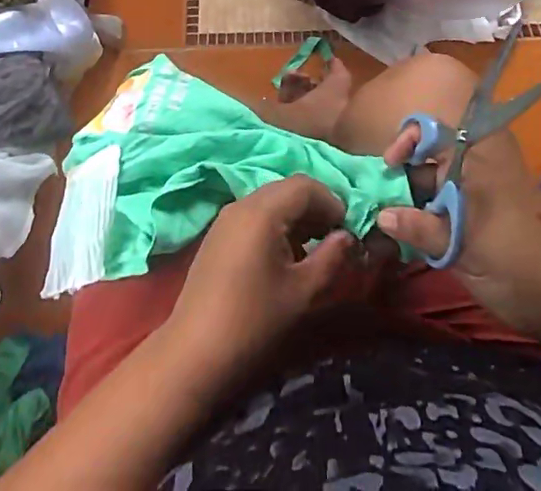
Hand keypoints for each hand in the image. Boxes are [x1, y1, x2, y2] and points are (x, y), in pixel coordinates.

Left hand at [163, 176, 358, 372]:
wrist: (193, 355)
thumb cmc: (253, 320)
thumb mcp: (302, 290)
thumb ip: (331, 256)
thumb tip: (347, 235)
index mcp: (263, 211)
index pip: (306, 186)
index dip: (332, 202)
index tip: (348, 228)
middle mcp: (243, 205)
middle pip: (288, 189)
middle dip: (316, 207)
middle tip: (335, 236)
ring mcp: (226, 219)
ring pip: (272, 201)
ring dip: (297, 216)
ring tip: (314, 248)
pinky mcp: (218, 236)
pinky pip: (255, 215)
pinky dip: (277, 224)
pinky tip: (286, 256)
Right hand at [378, 126, 540, 338]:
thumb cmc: (511, 261)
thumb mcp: (465, 246)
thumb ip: (423, 229)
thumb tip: (382, 216)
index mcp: (471, 166)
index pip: (433, 132)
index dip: (408, 139)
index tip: (389, 165)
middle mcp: (464, 176)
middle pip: (421, 162)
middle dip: (395, 179)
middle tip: (369, 204)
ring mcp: (461, 202)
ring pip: (421, 190)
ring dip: (399, 204)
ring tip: (372, 225)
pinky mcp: (459, 226)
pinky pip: (427, 215)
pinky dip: (410, 223)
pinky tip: (390, 240)